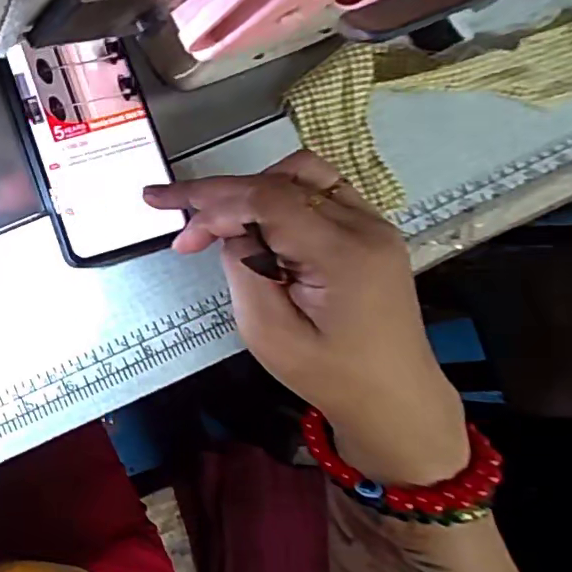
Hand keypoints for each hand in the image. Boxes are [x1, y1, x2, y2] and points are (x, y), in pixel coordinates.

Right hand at [144, 151, 467, 484]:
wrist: (394, 399)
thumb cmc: (331, 377)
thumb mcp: (270, 334)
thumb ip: (244, 269)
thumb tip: (230, 230)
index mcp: (343, 254)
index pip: (268, 199)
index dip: (214, 204)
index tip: (178, 229)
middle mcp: (364, 226)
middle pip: (280, 180)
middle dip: (221, 195)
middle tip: (177, 216)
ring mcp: (373, 224)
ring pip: (301, 173)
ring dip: (252, 189)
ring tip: (219, 220)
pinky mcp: (369, 231)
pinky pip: (318, 191)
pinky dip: (278, 197)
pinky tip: (256, 224)